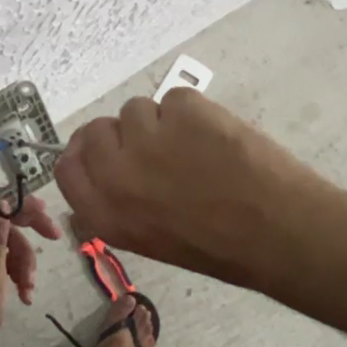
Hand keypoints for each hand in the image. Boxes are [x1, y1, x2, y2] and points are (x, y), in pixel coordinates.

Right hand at [54, 90, 346, 295]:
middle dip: (122, 135)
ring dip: (159, 123)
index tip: (105, 152)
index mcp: (104, 214)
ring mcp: (148, 139)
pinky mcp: (183, 112)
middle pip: (96, 132)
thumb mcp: (146, 242)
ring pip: (137, 110)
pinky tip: (214, 138)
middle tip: (157, 147)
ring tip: (194, 148)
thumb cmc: (216, 247)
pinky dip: (192, 114)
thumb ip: (112, 210)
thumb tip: (96, 184)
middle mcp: (115, 174)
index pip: (67, 168)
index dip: (84, 155)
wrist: (279, 230)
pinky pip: (174, 100)